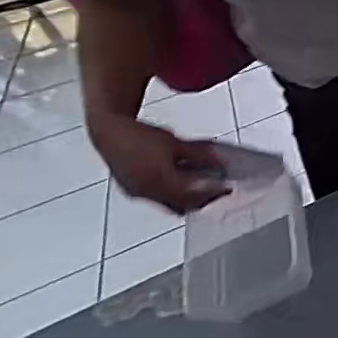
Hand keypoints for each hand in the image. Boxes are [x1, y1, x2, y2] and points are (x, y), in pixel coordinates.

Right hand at [88, 112, 226, 212]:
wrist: (110, 133)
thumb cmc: (144, 136)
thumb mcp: (178, 144)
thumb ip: (201, 156)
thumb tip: (223, 166)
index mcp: (159, 179)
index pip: (192, 197)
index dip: (211, 195)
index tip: (227, 190)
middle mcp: (147, 191)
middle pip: (181, 205)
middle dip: (202, 201)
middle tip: (218, 192)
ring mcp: (137, 193)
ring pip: (169, 205)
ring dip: (188, 200)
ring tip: (204, 189)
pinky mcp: (131, 192)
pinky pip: (157, 200)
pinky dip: (173, 196)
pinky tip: (183, 186)